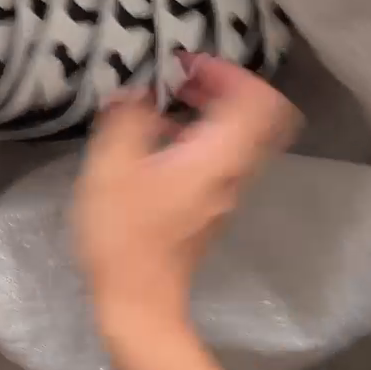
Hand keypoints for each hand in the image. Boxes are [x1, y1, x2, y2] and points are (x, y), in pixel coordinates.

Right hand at [75, 54, 300, 328]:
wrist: (138, 302)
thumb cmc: (125, 233)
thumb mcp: (111, 167)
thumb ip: (127, 119)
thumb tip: (138, 93)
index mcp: (217, 156)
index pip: (259, 101)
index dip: (230, 72)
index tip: (186, 66)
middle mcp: (232, 172)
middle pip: (257, 117)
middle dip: (222, 87)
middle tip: (180, 78)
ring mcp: (224, 193)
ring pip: (238, 137)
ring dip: (209, 111)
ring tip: (163, 105)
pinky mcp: (207, 208)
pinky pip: (218, 158)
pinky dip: (197, 136)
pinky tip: (154, 143)